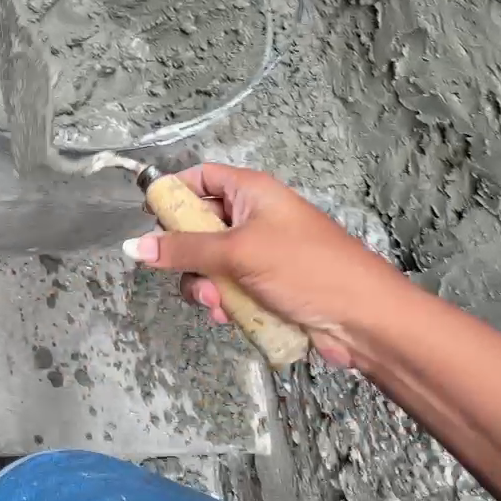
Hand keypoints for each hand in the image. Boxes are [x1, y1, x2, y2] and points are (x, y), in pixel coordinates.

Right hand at [123, 163, 411, 368]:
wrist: (369, 322)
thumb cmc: (306, 269)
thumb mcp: (237, 253)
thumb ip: (182, 250)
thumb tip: (131, 246)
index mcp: (252, 192)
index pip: (200, 177)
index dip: (173, 193)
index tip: (149, 217)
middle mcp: (255, 216)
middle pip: (200, 225)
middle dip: (187, 254)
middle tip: (183, 271)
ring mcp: (262, 253)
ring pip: (211, 262)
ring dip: (204, 284)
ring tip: (213, 303)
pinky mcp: (269, 286)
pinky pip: (230, 287)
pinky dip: (224, 301)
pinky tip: (228, 316)